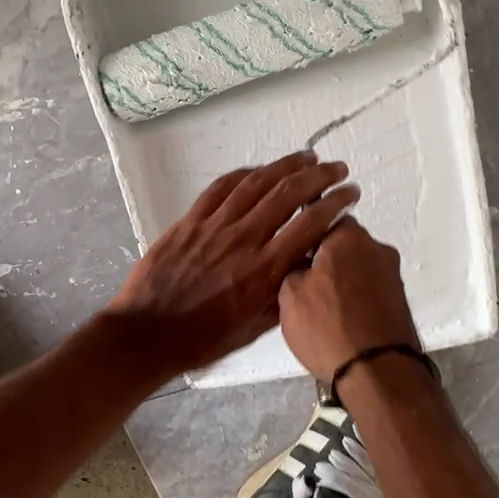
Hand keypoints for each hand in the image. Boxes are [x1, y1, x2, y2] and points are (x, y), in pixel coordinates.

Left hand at [105, 152, 358, 377]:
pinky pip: (221, 188)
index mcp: (262, 270)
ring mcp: (213, 226)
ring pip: (256, 183)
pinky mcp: (189, 221)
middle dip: (318, 176)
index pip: (309, 225)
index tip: (350, 193)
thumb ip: (281, 297)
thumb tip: (304, 273)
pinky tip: (260, 170)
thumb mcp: (253, 328)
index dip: (335, 204)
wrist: (148, 333)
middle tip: (337, 168)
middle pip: (287, 194)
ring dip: (285, 166)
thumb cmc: (202, 340)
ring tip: (307, 157)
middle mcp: (242, 240)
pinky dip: (244, 174)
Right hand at [278, 217, 419, 381]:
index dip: (302, 233)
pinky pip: (368, 290)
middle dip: (322, 258)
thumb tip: (302, 264)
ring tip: (318, 307)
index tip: (289, 249)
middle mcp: (376, 248)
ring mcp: (392, 275)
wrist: (377, 372)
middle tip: (300, 281)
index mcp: (348, 237)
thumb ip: (292, 266)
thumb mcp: (289, 294)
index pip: (321, 216)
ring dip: (339, 280)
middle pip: (341, 244)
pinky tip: (339, 319)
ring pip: (356, 268)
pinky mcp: (399, 301)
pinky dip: (354, 298)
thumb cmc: (327, 327)